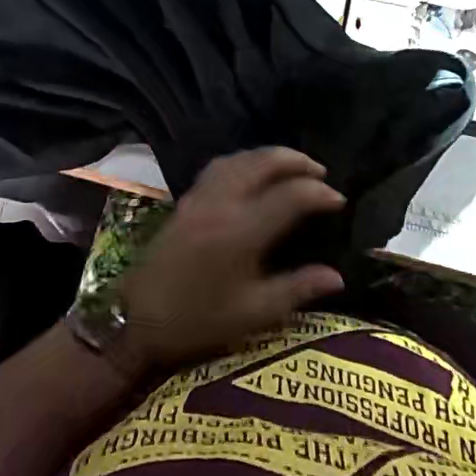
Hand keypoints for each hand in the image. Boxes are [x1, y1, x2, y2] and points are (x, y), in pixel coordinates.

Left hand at [118, 148, 347, 373]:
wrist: (136, 319)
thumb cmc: (197, 320)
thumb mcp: (254, 313)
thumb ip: (298, 288)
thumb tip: (337, 276)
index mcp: (242, 231)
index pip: (291, 196)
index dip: (320, 193)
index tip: (339, 201)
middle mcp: (222, 203)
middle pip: (264, 163)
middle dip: (297, 161)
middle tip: (321, 172)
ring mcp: (200, 197)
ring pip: (241, 159)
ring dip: (271, 156)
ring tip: (293, 165)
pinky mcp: (186, 200)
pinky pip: (221, 165)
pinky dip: (245, 160)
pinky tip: (254, 171)